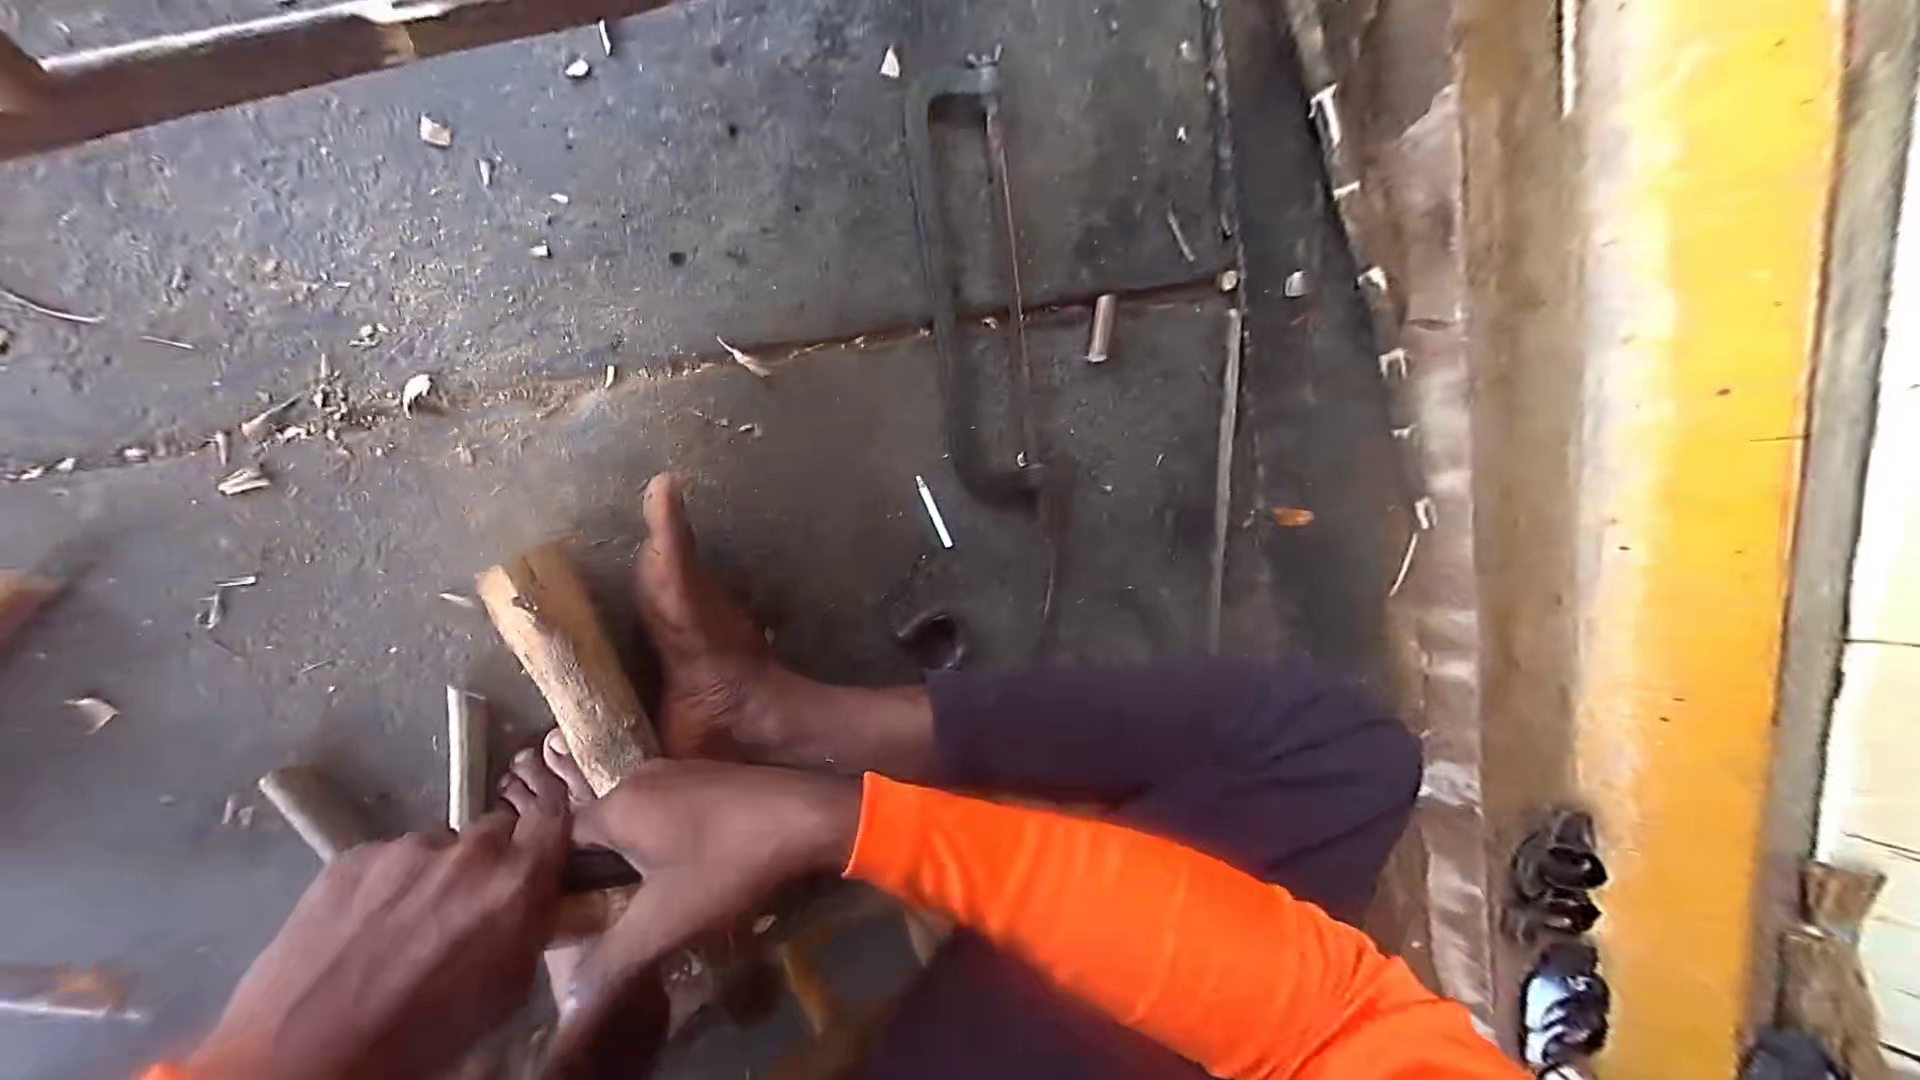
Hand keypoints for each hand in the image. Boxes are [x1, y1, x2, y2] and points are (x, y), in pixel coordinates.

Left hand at [189, 762, 570, 1079]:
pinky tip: (366, 926)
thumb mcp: (510, 986)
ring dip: (438, 871)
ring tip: (408, 920)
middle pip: (498, 828)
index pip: (554, 815)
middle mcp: (470, 852)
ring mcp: (407, 850)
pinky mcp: (351, 859)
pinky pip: (388, 857)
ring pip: (441, 843)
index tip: (542, 850)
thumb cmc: (422, 1037)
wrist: (296, 1068)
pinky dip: (388, 882)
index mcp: (518, 878)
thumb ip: (537, 925)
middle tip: (472, 899)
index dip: (549, 832)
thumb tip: (547, 899)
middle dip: (493, 857)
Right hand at [555, 759, 859, 1041]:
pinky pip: (670, 811)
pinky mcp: (711, 775)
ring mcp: (681, 770)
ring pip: (638, 823)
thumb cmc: (730, 861)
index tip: (574, 924)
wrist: (808, 814)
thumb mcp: (666, 920)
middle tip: (615, 917)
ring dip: (640, 861)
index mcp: (619, 802)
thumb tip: (569, 1006)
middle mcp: (643, 775)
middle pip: (600, 834)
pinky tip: (693, 869)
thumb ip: (611, 962)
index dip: (561, 889)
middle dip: (604, 877)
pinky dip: (669, 841)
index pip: (560, 847)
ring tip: (655, 900)